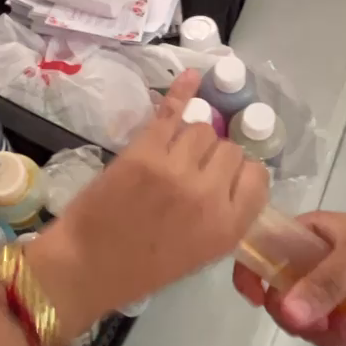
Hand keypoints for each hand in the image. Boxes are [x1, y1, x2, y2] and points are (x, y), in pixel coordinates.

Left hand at [29, 71, 267, 334]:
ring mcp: (176, 169)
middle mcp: (209, 194)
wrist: (87, 267)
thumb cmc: (142, 268)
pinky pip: (172, 111)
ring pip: (201, 129)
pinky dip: (182, 92)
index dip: (241, 173)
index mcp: (228, 227)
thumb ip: (224, 216)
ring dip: (191, 137)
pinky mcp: (144, 151)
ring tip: (174, 154)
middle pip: (229, 149)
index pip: (257, 176)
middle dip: (214, 156)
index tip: (224, 177)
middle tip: (192, 169)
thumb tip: (231, 179)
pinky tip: (192, 77)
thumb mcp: (201, 253)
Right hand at [232, 212, 345, 345]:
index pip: (265, 249)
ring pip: (309, 326)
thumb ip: (324, 284)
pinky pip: (338, 340)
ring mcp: (337, 294)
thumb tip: (286, 315)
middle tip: (325, 324)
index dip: (252, 272)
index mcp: (312, 237)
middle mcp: (317, 265)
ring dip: (332, 334)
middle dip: (302, 318)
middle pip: (282, 299)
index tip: (256, 299)